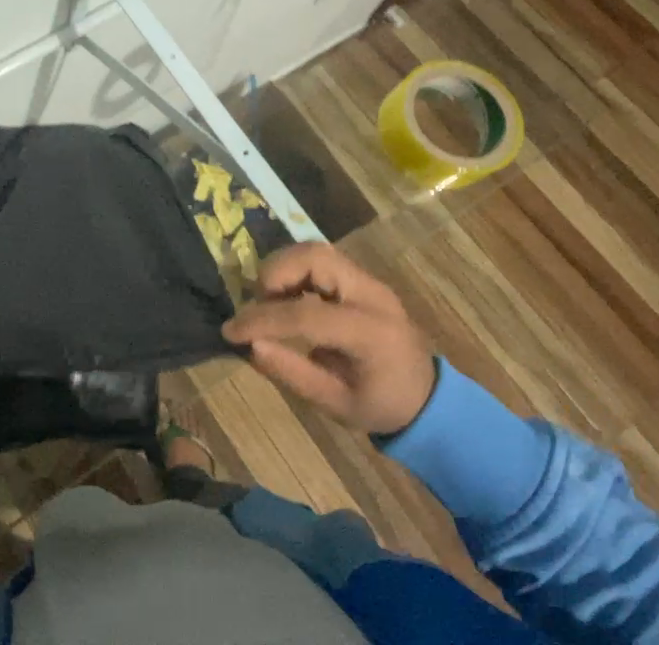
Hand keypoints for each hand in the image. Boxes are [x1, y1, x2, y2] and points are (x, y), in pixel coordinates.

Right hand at [222, 242, 436, 435]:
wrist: (428, 398)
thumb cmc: (382, 406)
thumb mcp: (335, 404)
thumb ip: (293, 373)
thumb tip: (250, 346)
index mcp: (371, 334)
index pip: (307, 314)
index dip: (262, 320)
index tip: (230, 331)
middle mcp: (373, 296)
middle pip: (316, 257)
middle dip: (275, 274)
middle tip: (257, 304)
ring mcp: (370, 283)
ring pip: (316, 251)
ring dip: (283, 269)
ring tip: (269, 302)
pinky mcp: (362, 280)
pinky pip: (322, 261)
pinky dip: (295, 272)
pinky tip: (286, 299)